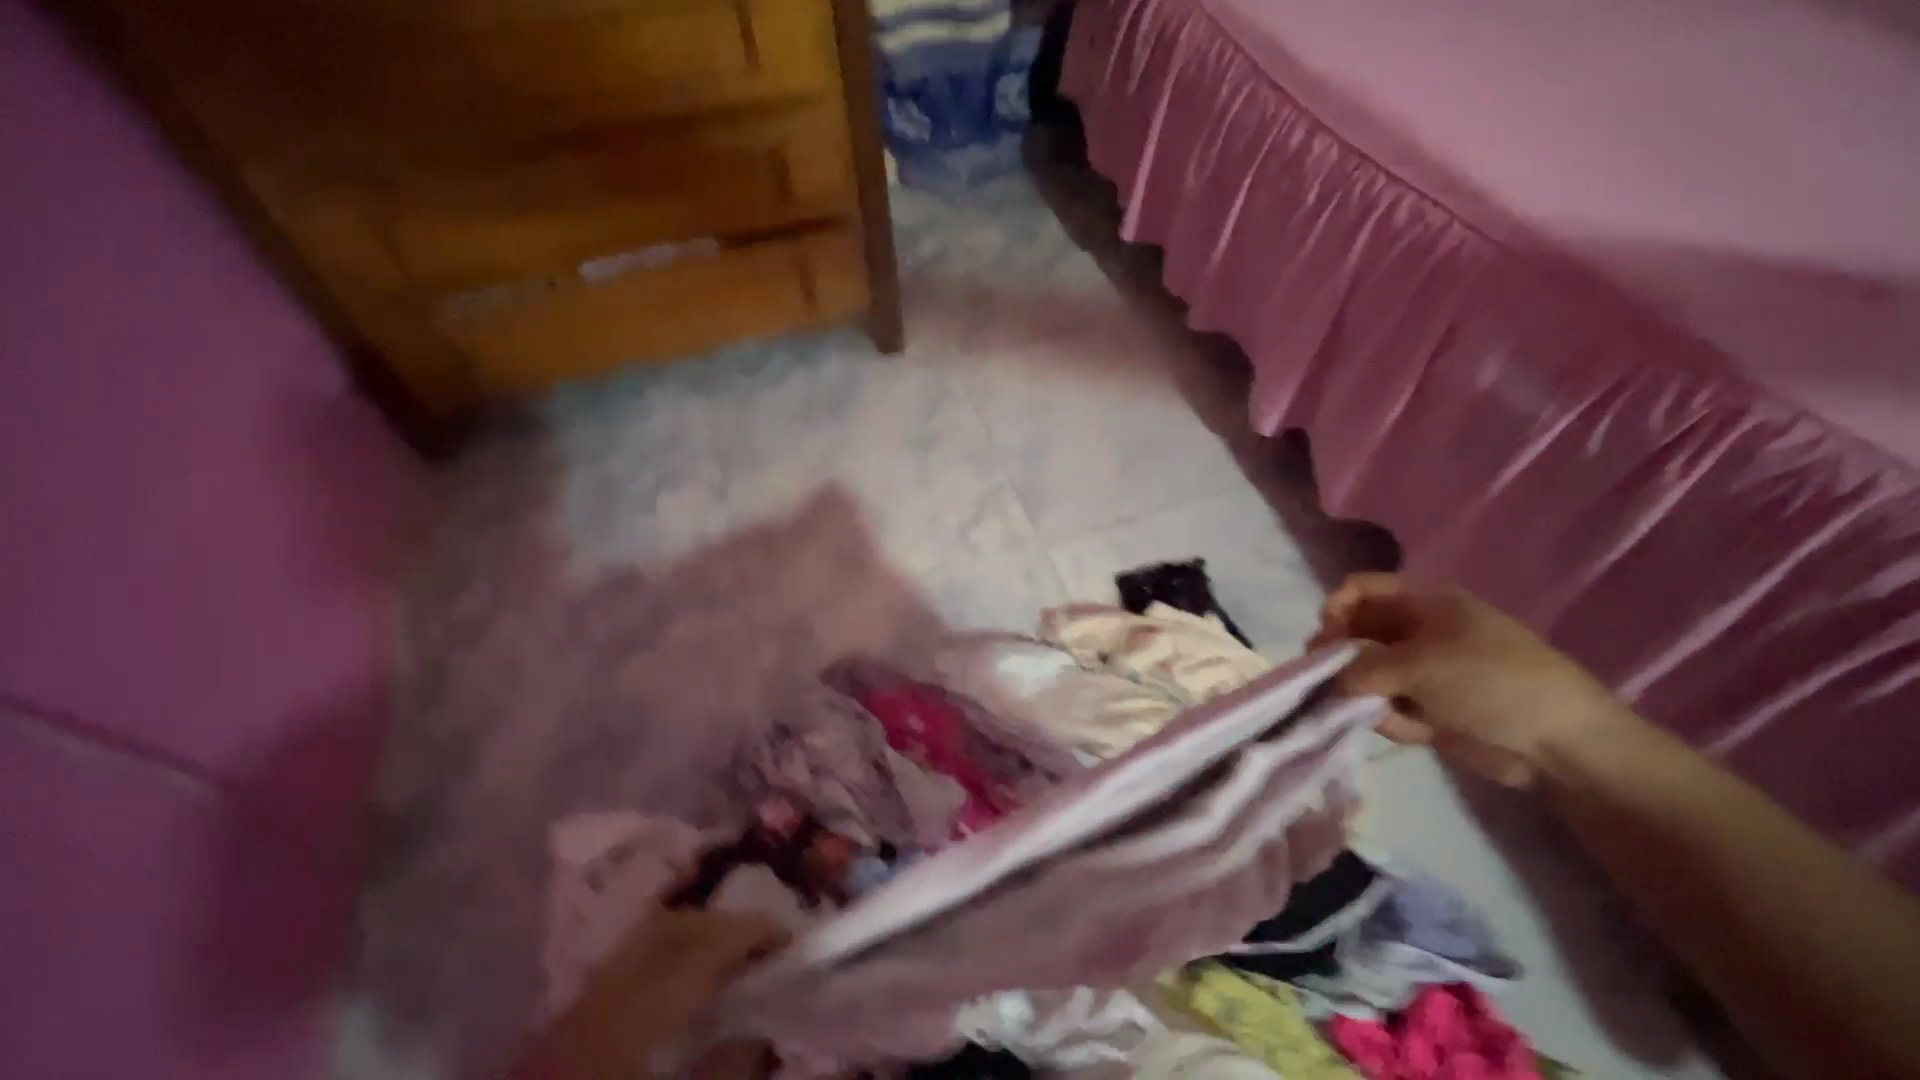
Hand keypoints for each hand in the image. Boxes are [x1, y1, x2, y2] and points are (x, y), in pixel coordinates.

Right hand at [1316, 573, 1629, 788]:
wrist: (1557, 741)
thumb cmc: (1490, 681)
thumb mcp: (1419, 664)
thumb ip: (1362, 668)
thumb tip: (1329, 681)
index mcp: (1424, 603)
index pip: (1361, 589)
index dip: (1335, 608)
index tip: (1325, 641)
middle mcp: (1419, 632)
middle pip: (1358, 634)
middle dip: (1341, 659)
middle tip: (1329, 683)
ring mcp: (1425, 672)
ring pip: (1368, 676)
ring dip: (1366, 696)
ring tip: (1385, 714)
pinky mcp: (1430, 709)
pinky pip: (1389, 708)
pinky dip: (1392, 720)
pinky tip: (1414, 732)